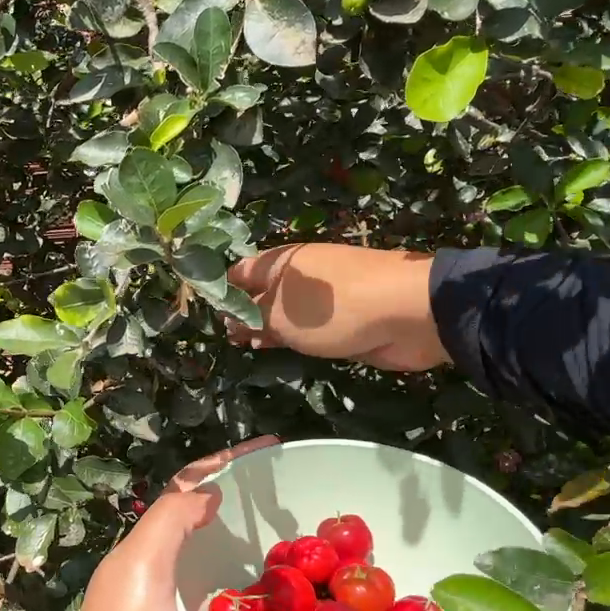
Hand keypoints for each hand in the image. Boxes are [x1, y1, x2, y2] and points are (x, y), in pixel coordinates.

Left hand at [61, 436, 280, 610]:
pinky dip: (267, 592)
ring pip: (231, 560)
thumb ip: (170, 524)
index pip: (190, 487)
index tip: (270, 448)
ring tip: (314, 538)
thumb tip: (211, 490)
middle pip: (214, 520)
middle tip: (302, 496)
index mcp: (149, 542)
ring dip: (266, 545)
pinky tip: (300, 589)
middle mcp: (169, 564)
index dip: (226, 462)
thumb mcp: (141, 571)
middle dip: (252, 501)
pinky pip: (242, 604)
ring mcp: (189, 601)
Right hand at [225, 244, 449, 371]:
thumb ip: (250, 319)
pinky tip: (270, 348)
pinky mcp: (339, 318)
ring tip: (240, 345)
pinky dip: (286, 335)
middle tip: (218, 336)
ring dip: (262, 326)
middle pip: (258, 291)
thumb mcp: (279, 316)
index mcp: (278, 262)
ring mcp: (319, 297)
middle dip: (238, 312)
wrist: (408, 313)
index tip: (201, 313)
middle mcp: (296, 275)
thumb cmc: (334, 308)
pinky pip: (302, 326)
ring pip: (280, 311)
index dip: (218, 290)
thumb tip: (228, 321)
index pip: (236, 272)